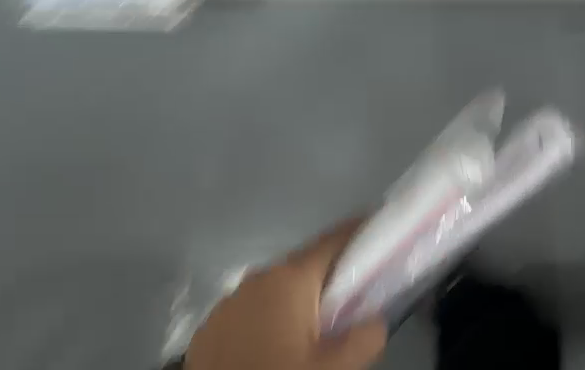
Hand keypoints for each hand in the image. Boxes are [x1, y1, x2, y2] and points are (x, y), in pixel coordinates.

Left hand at [187, 222, 387, 369]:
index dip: (359, 233)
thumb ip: (366, 337)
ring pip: (273, 291)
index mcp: (290, 279)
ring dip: (293, 303)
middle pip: (304, 267)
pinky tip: (269, 351)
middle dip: (326, 280)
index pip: (334, 240)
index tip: (378, 233)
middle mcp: (257, 278)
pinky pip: (247, 314)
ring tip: (305, 336)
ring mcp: (227, 304)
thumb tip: (375, 319)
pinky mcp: (206, 331)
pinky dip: (264, 322)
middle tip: (346, 305)